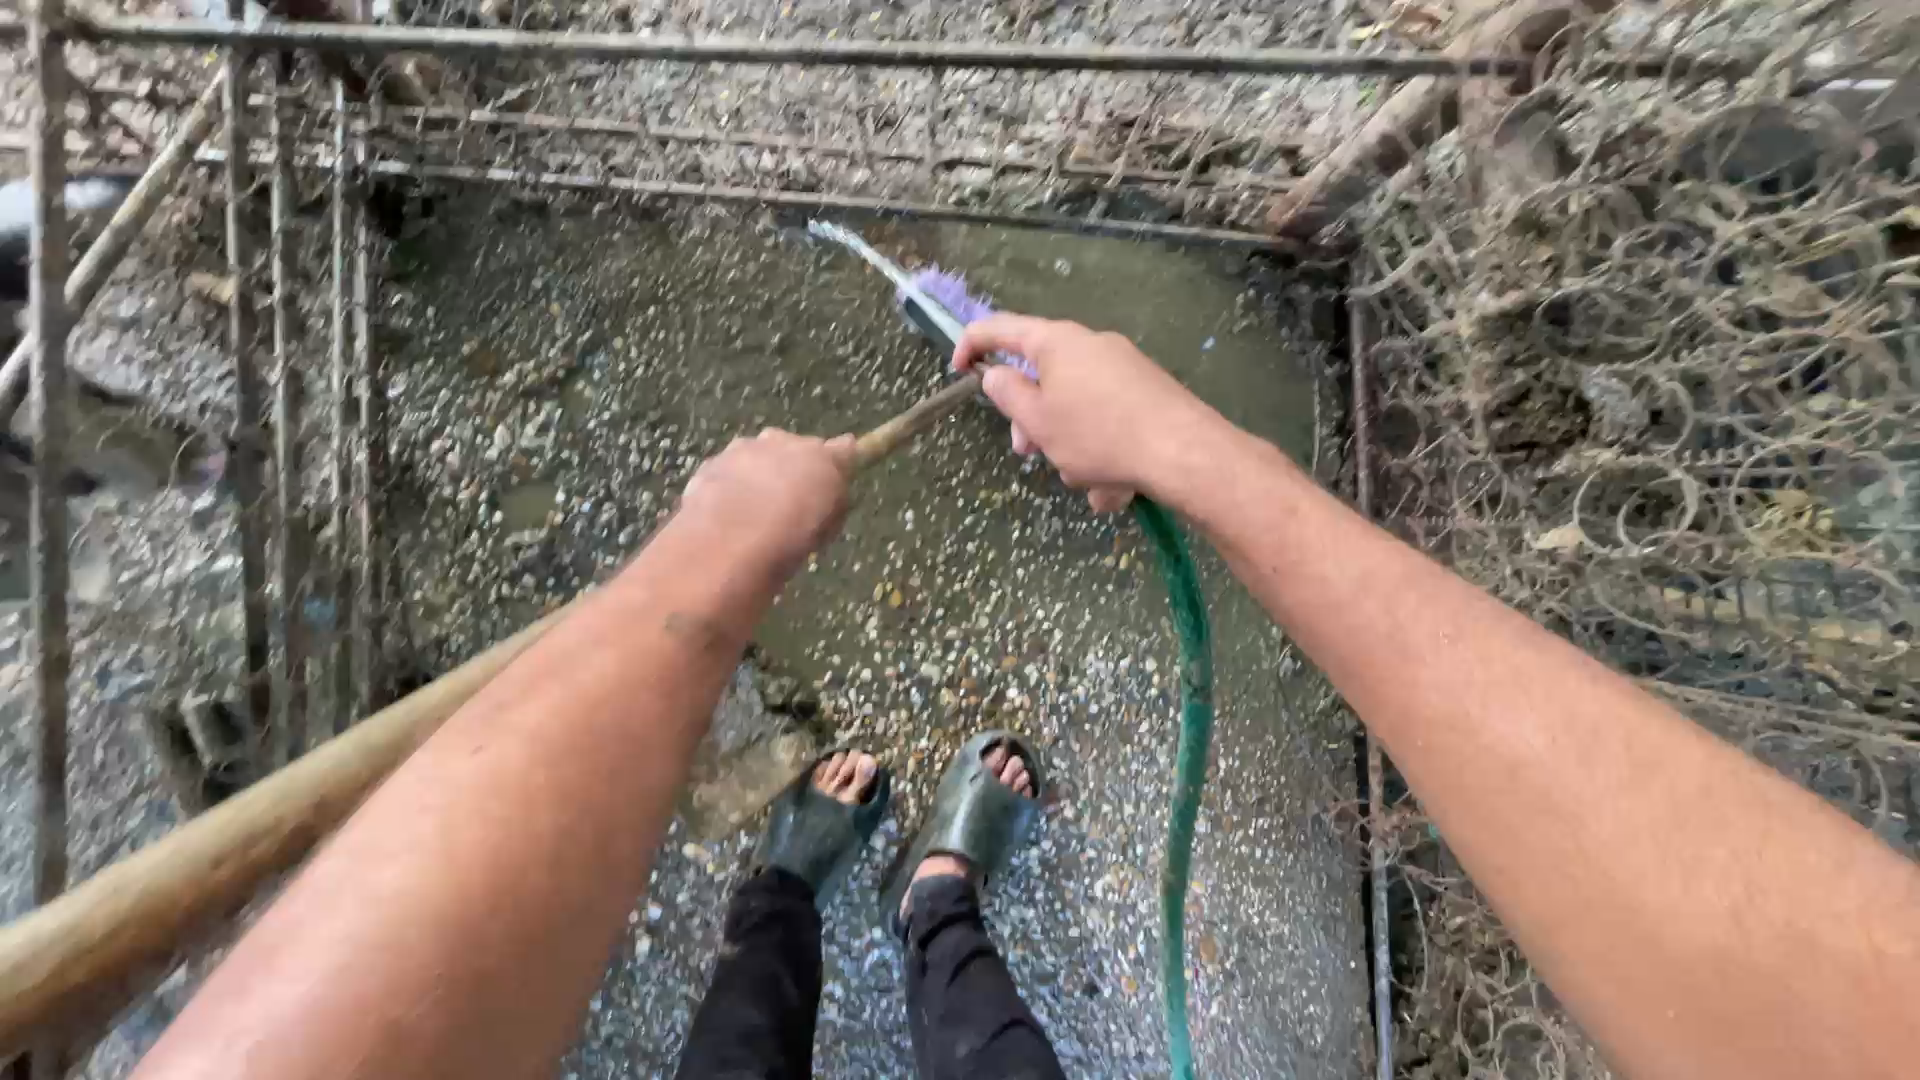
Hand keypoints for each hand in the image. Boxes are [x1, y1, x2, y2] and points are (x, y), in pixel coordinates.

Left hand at [676, 429, 854, 574]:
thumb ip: (835, 500)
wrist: (730, 542)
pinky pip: (727, 472)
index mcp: (819, 455)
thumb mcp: (827, 526)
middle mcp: (781, 441)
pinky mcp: (710, 464)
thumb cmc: (791, 537)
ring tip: (755, 514)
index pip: (843, 448)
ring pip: (756, 457)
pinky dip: (729, 487)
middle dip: (793, 467)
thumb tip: (834, 489)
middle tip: (792, 503)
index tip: (843, 470)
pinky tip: (728, 516)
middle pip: (793, 449)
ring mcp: (742, 449)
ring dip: (758, 475)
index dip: (842, 459)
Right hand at [953, 314, 1220, 512]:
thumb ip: (1008, 395)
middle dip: (1033, 421)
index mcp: (1057, 343)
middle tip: (1028, 453)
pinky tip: (1115, 489)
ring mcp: (1123, 370)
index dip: (971, 346)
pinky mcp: (1147, 396)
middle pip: (1043, 379)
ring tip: (1086, 482)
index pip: (1000, 329)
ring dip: (1070, 448)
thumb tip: (997, 375)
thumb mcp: (1038, 420)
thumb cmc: (1098, 435)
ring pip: (1076, 410)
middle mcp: (1091, 346)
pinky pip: (1108, 424)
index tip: (958, 371)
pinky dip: (1103, 455)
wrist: (1183, 453)